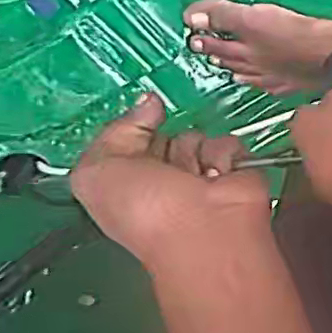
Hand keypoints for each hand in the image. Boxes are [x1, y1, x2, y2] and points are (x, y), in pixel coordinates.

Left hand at [71, 93, 272, 267]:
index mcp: (128, 180)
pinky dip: (223, 155)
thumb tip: (148, 103)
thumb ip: (114, 131)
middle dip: (167, 140)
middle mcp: (163, 178)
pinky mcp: (233, 171)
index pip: (130, 135)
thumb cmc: (145, 213)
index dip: (133, 128)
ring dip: (196, 149)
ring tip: (197, 175)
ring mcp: (200, 175)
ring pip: (197, 135)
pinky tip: (218, 176)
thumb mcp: (98, 171)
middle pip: (166, 132)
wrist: (204, 230)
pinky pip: (228, 143)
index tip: (141, 123)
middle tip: (167, 165)